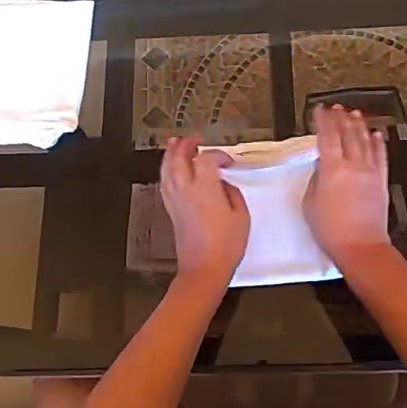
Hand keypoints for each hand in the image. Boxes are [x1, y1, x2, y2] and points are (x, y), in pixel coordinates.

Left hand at [161, 136, 249, 282]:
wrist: (204, 268)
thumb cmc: (226, 245)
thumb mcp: (241, 216)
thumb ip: (232, 194)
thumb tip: (224, 186)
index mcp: (206, 188)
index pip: (207, 159)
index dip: (218, 155)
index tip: (228, 161)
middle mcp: (186, 190)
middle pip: (180, 158)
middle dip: (186, 145)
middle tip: (193, 138)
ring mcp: (176, 201)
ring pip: (168, 170)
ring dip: (171, 155)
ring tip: (173, 144)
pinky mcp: (172, 211)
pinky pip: (165, 184)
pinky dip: (167, 172)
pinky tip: (170, 170)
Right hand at [307, 105, 390, 264]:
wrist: (360, 246)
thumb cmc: (331, 231)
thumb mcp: (310, 204)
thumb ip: (316, 180)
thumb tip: (321, 168)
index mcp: (331, 169)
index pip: (327, 136)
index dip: (323, 120)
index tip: (319, 110)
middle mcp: (353, 165)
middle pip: (347, 134)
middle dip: (341, 118)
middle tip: (336, 108)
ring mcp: (369, 172)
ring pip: (365, 141)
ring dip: (359, 126)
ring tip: (355, 114)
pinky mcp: (380, 182)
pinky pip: (380, 156)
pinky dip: (378, 143)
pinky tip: (377, 135)